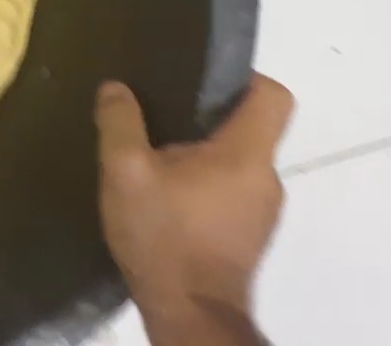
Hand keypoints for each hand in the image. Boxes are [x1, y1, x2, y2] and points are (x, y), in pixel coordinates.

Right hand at [96, 74, 293, 324]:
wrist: (187, 314)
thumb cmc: (162, 236)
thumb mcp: (124, 171)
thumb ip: (119, 122)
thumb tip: (117, 88)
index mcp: (245, 156)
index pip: (273, 96)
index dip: (242, 76)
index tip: (198, 75)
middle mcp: (265, 179)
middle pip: (248, 125)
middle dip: (203, 114)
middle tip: (155, 113)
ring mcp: (261, 210)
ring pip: (235, 157)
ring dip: (198, 150)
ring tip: (151, 153)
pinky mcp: (248, 232)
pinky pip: (230, 185)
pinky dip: (202, 178)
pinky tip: (161, 189)